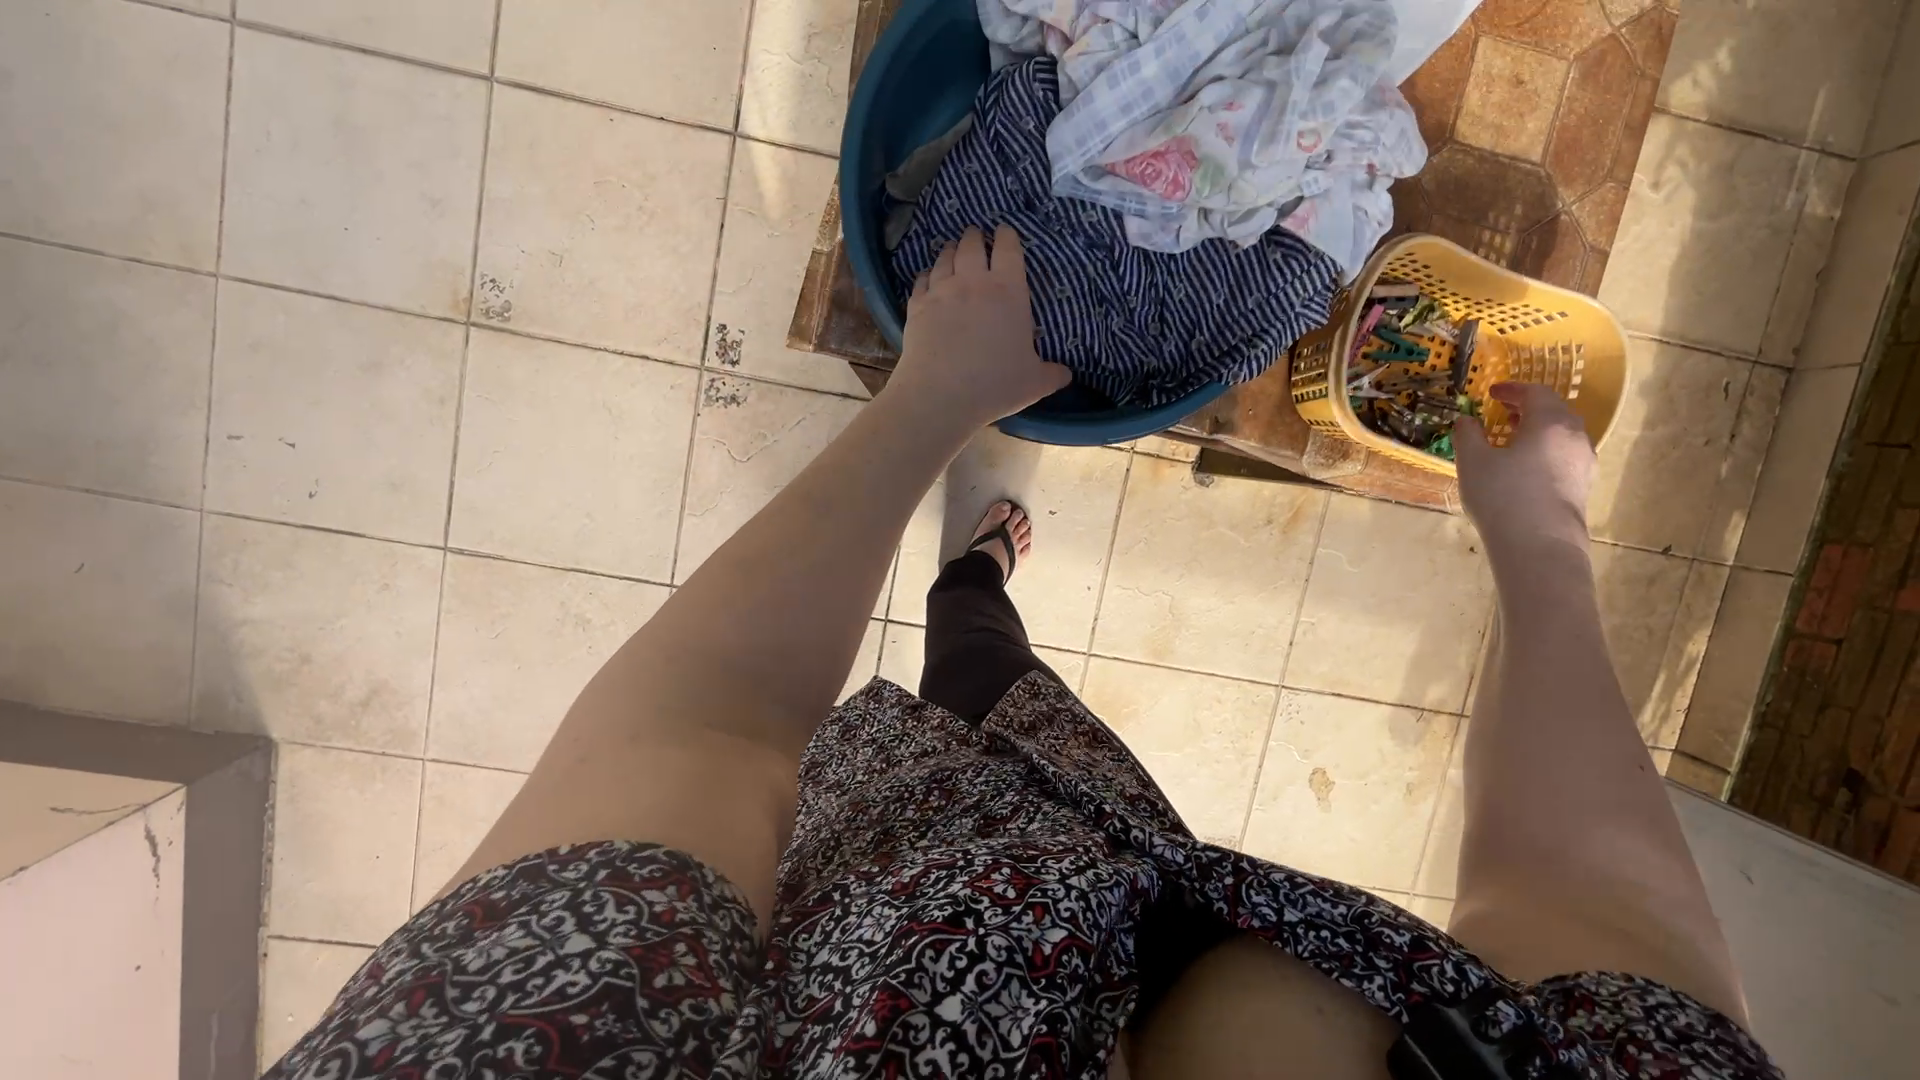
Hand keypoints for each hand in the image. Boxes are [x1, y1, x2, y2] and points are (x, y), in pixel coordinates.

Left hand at [887, 225, 1071, 430]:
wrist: (940, 396)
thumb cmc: (994, 385)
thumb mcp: (1034, 383)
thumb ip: (1052, 374)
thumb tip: (1067, 374)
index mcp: (1008, 292)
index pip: (1009, 249)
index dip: (1007, 236)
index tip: (1005, 232)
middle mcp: (973, 282)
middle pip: (972, 245)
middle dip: (976, 237)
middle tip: (976, 235)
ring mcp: (941, 292)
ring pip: (945, 258)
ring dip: (951, 250)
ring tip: (952, 249)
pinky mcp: (917, 306)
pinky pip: (922, 280)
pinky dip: (927, 274)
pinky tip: (928, 278)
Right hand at [1455, 382, 1594, 556]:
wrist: (1539, 542)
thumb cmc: (1502, 495)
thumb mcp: (1473, 462)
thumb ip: (1468, 435)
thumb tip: (1466, 421)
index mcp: (1549, 422)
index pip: (1535, 393)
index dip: (1512, 389)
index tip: (1492, 392)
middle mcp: (1574, 436)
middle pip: (1554, 410)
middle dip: (1527, 407)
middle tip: (1502, 411)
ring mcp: (1584, 461)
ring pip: (1561, 433)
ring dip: (1537, 429)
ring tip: (1513, 438)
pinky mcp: (1583, 483)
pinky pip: (1564, 454)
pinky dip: (1544, 449)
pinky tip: (1525, 465)